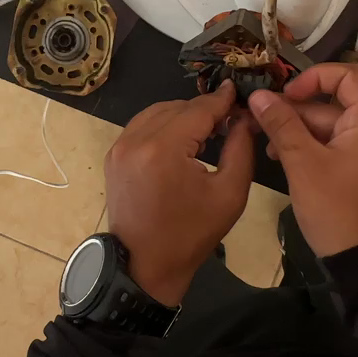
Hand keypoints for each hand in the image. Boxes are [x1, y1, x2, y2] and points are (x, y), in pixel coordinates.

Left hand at [103, 82, 255, 305]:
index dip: (221, 100)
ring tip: (206, 129)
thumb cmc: (191, 234)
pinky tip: (181, 139)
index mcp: (164, 149)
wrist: (145, 265)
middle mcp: (136, 139)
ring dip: (182, 115)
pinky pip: (142, 125)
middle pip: (177, 107)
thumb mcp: (229, 193)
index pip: (199, 109)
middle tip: (228, 118)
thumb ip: (240, 148)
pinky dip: (163, 125)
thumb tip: (244, 117)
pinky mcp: (114, 154)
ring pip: (157, 111)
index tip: (239, 91)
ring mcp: (120, 145)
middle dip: (204, 109)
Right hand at [247, 63, 357, 256]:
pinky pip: (335, 146)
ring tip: (267, 148)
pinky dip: (310, 147)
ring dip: (298, 130)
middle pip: (334, 102)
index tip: (286, 95)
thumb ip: (281, 125)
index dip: (315, 77)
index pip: (349, 76)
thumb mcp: (303, 164)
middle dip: (296, 110)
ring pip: (330, 126)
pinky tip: (283, 160)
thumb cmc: (339, 209)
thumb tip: (258, 95)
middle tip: (261, 122)